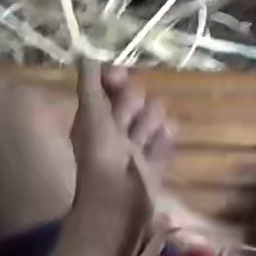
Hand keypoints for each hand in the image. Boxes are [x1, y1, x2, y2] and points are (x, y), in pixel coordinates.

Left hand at [69, 61, 174, 211]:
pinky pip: (169, 136)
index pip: (112, 84)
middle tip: (125, 122)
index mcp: (97, 116)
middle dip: (134, 105)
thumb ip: (90, 85)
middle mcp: (117, 127)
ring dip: (150, 124)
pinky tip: (157, 148)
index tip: (120, 77)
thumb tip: (86, 53)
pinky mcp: (157, 159)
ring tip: (141, 143)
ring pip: (155, 114)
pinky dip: (165, 140)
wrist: (118, 202)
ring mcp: (138, 144)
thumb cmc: (100, 155)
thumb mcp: (91, 114)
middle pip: (137, 96)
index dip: (117, 78)